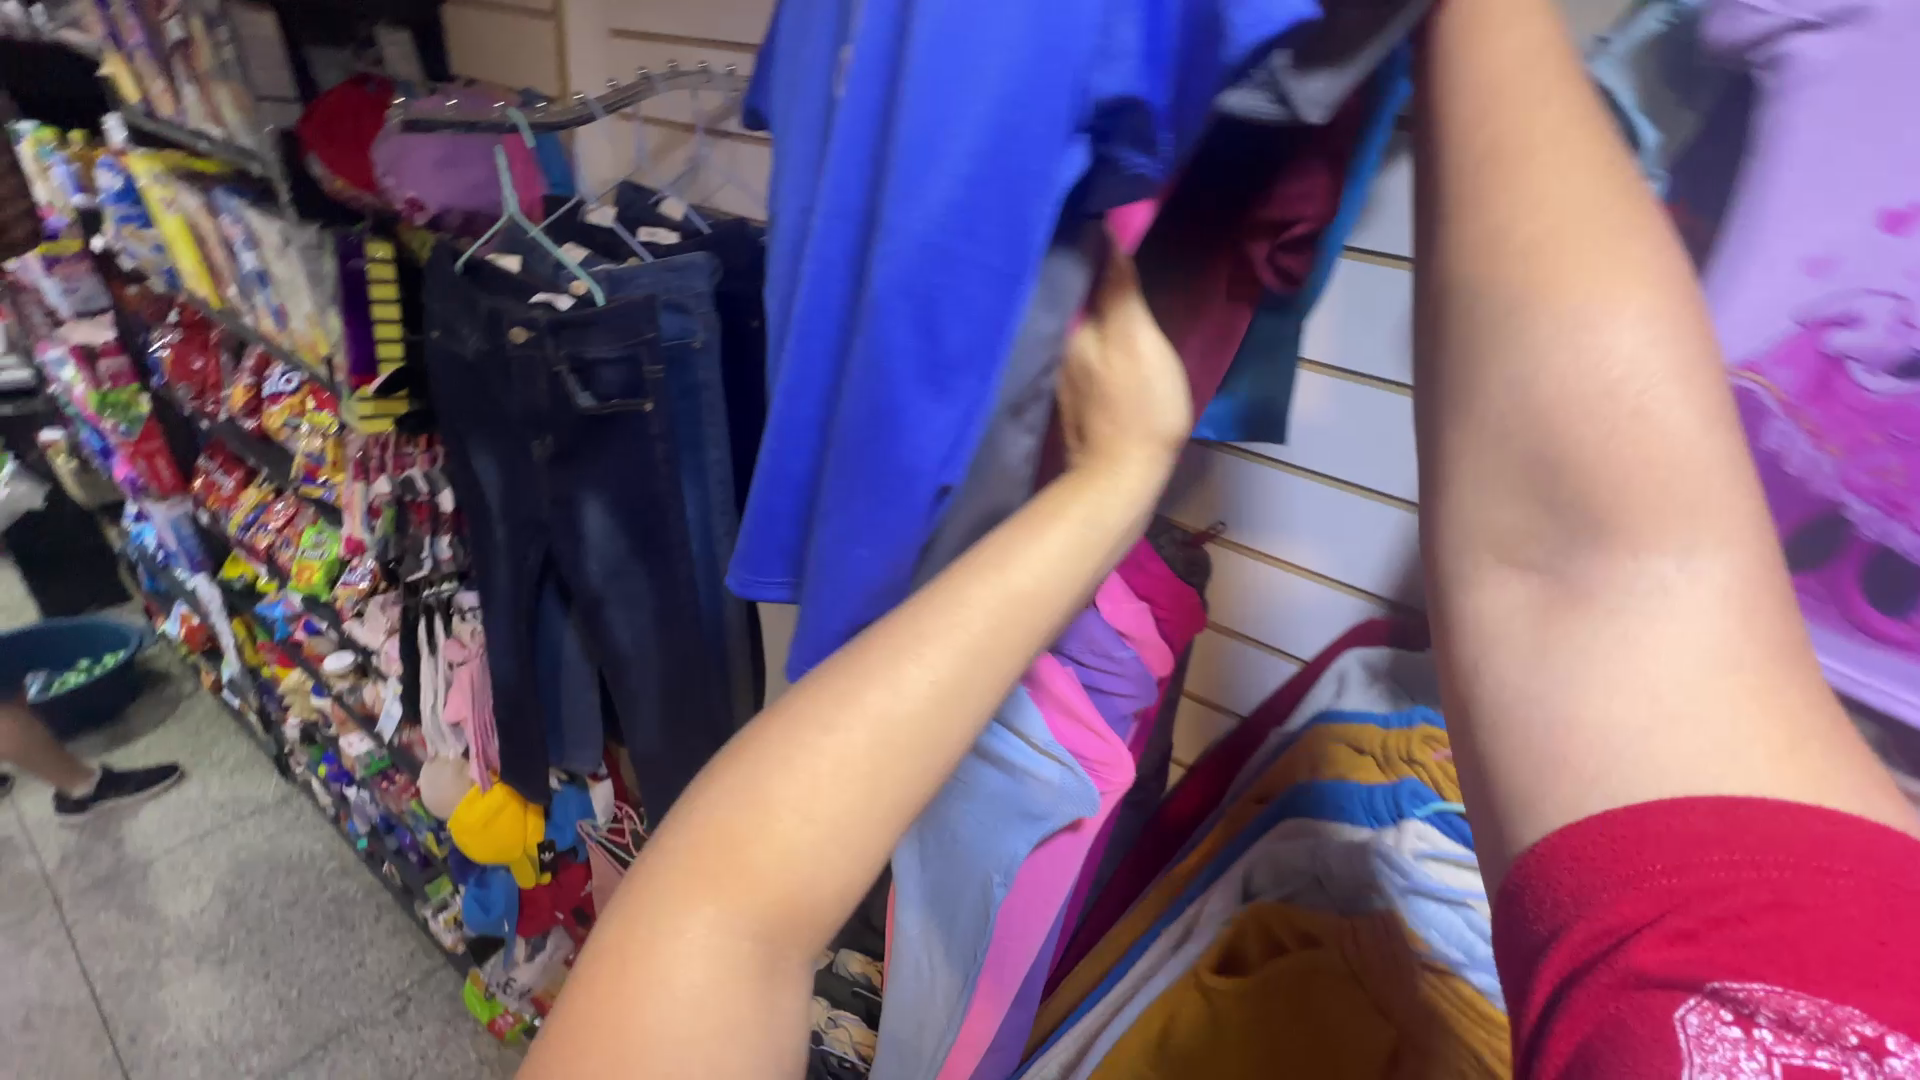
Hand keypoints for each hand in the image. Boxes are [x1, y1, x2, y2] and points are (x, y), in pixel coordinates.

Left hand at [1056, 237, 1192, 483]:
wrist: (1119, 477)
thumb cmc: (1141, 407)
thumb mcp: (1138, 340)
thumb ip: (1120, 291)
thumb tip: (1105, 235)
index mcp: (1077, 329)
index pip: (1086, 276)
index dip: (1101, 251)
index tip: (1115, 224)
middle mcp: (1061, 349)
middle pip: (1082, 305)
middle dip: (1097, 283)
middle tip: (1123, 259)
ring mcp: (1065, 380)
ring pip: (1083, 333)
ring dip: (1097, 315)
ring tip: (1118, 295)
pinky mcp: (1074, 405)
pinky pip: (1086, 360)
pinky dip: (1097, 346)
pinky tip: (1110, 345)